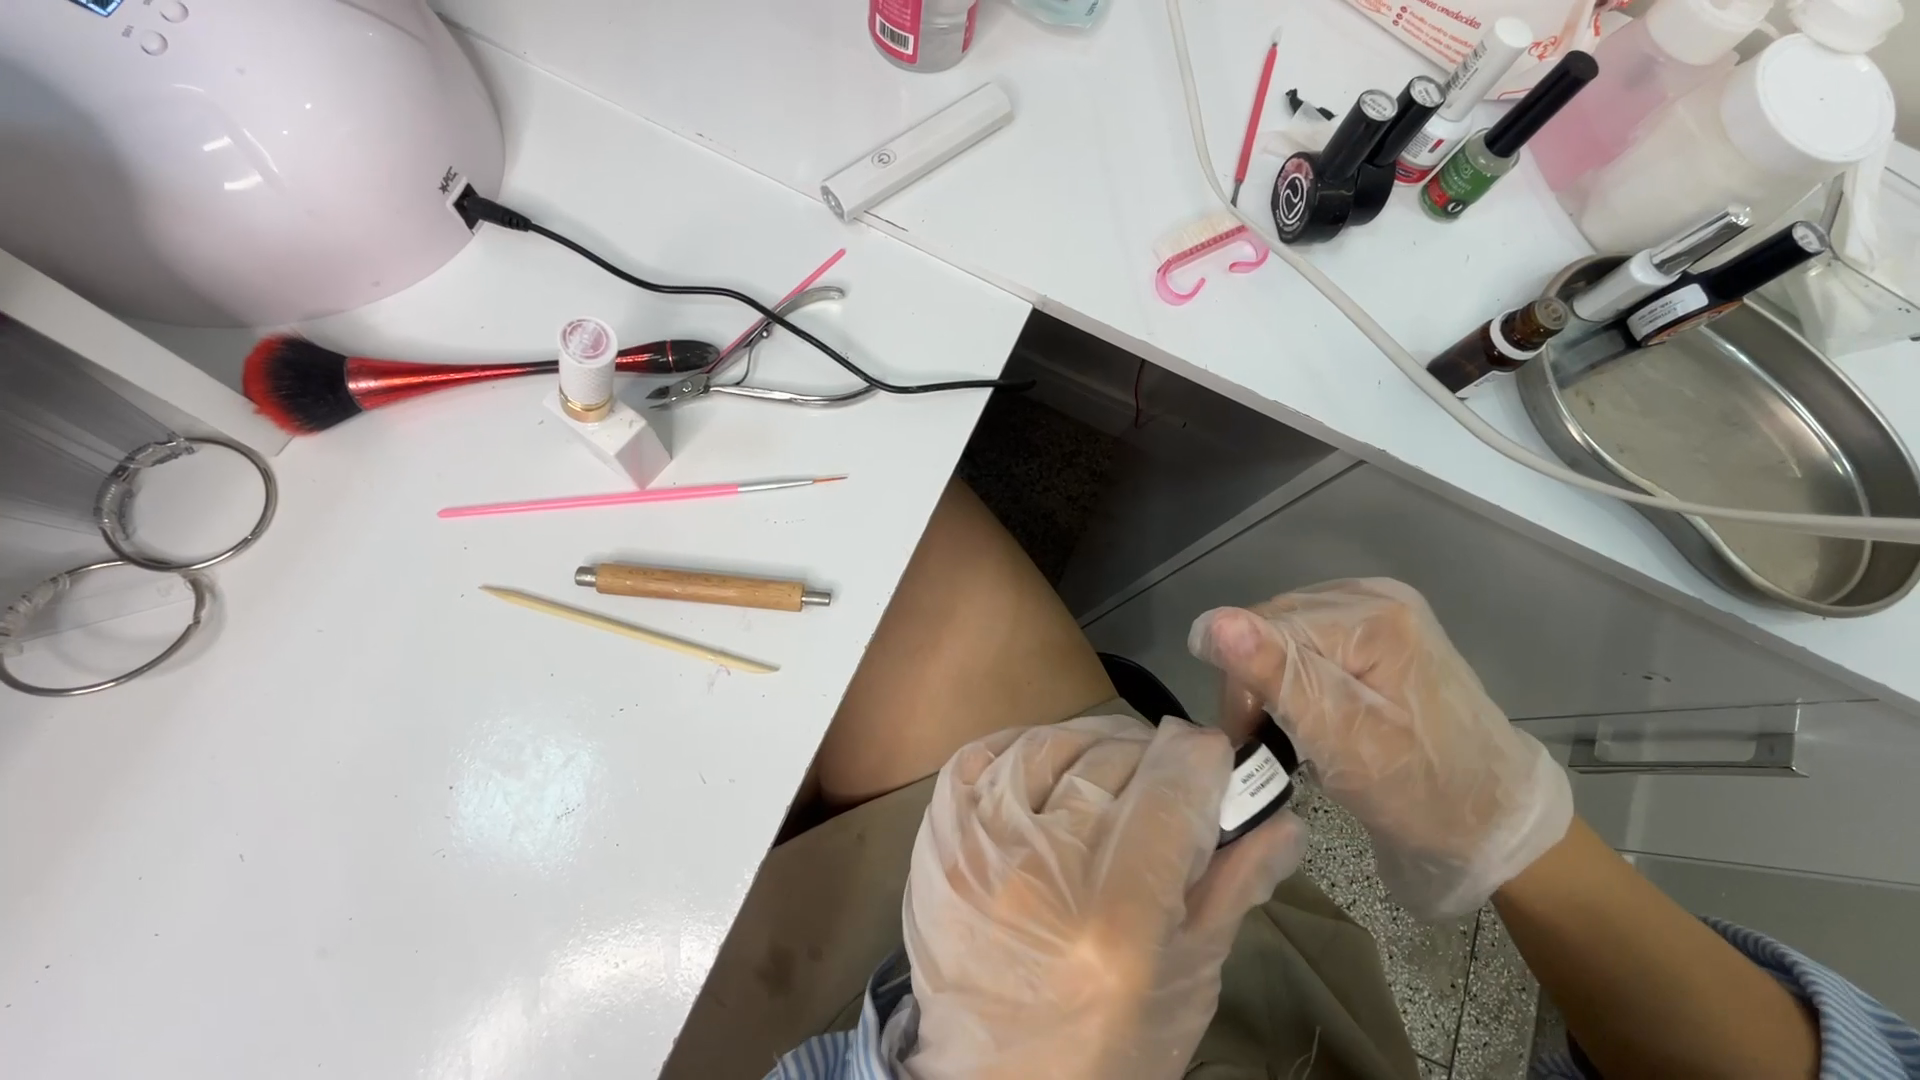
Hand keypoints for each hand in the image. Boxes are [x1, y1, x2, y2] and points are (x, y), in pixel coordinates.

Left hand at [899, 714, 1305, 1079]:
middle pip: (1113, 759)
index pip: (1171, 787)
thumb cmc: (1107, 1045)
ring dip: (1094, 748)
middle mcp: (1041, 870)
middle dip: (1154, 758)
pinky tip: (1051, 774)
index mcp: (1117, 916)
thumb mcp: (1188, 977)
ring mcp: (977, 849)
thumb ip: (1235, 886)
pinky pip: (986, 754)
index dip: (1204, 757)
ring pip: (1052, 744)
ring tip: (1112, 778)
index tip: (1214, 760)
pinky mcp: (936, 839)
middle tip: (1166, 784)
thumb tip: (1284, 818)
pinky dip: (1027, 750)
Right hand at [1188, 578, 1570, 918]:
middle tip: (1271, 744)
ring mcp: (1379, 612)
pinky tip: (1313, 714)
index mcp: (1372, 615)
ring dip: (1274, 685)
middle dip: (1257, 684)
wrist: (1491, 823)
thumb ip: (1280, 675)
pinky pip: (1306, 644)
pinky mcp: (1378, 634)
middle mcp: (1373, 597)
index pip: (1261, 629)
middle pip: (1271, 627)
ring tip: (1294, 735)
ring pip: (1282, 636)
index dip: (1244, 685)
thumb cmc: (1421, 793)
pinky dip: (1296, 681)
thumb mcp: (1344, 740)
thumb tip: (1210, 622)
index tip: (1250, 743)